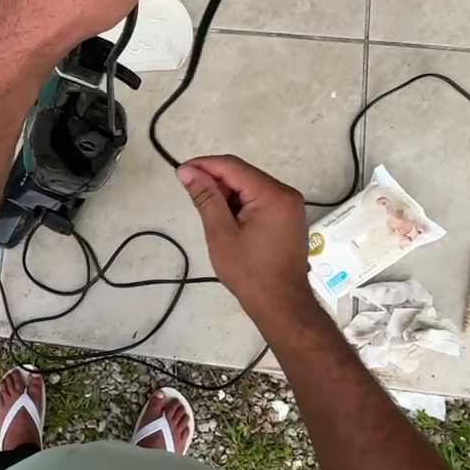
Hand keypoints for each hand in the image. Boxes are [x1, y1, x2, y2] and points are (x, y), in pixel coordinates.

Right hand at [177, 155, 319, 332]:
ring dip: (226, 193)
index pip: (233, 167)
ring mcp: (290, 206)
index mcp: (272, 194)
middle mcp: (286, 194)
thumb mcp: (221, 233)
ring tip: (206, 211)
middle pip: (243, 175)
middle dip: (215, 180)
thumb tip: (188, 172)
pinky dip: (239, 204)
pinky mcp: (288, 218)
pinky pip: (259, 200)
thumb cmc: (249, 271)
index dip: (204, 165)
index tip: (180, 172)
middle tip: (191, 194)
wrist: (281, 304)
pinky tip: (225, 218)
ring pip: (250, 187)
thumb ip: (205, 198)